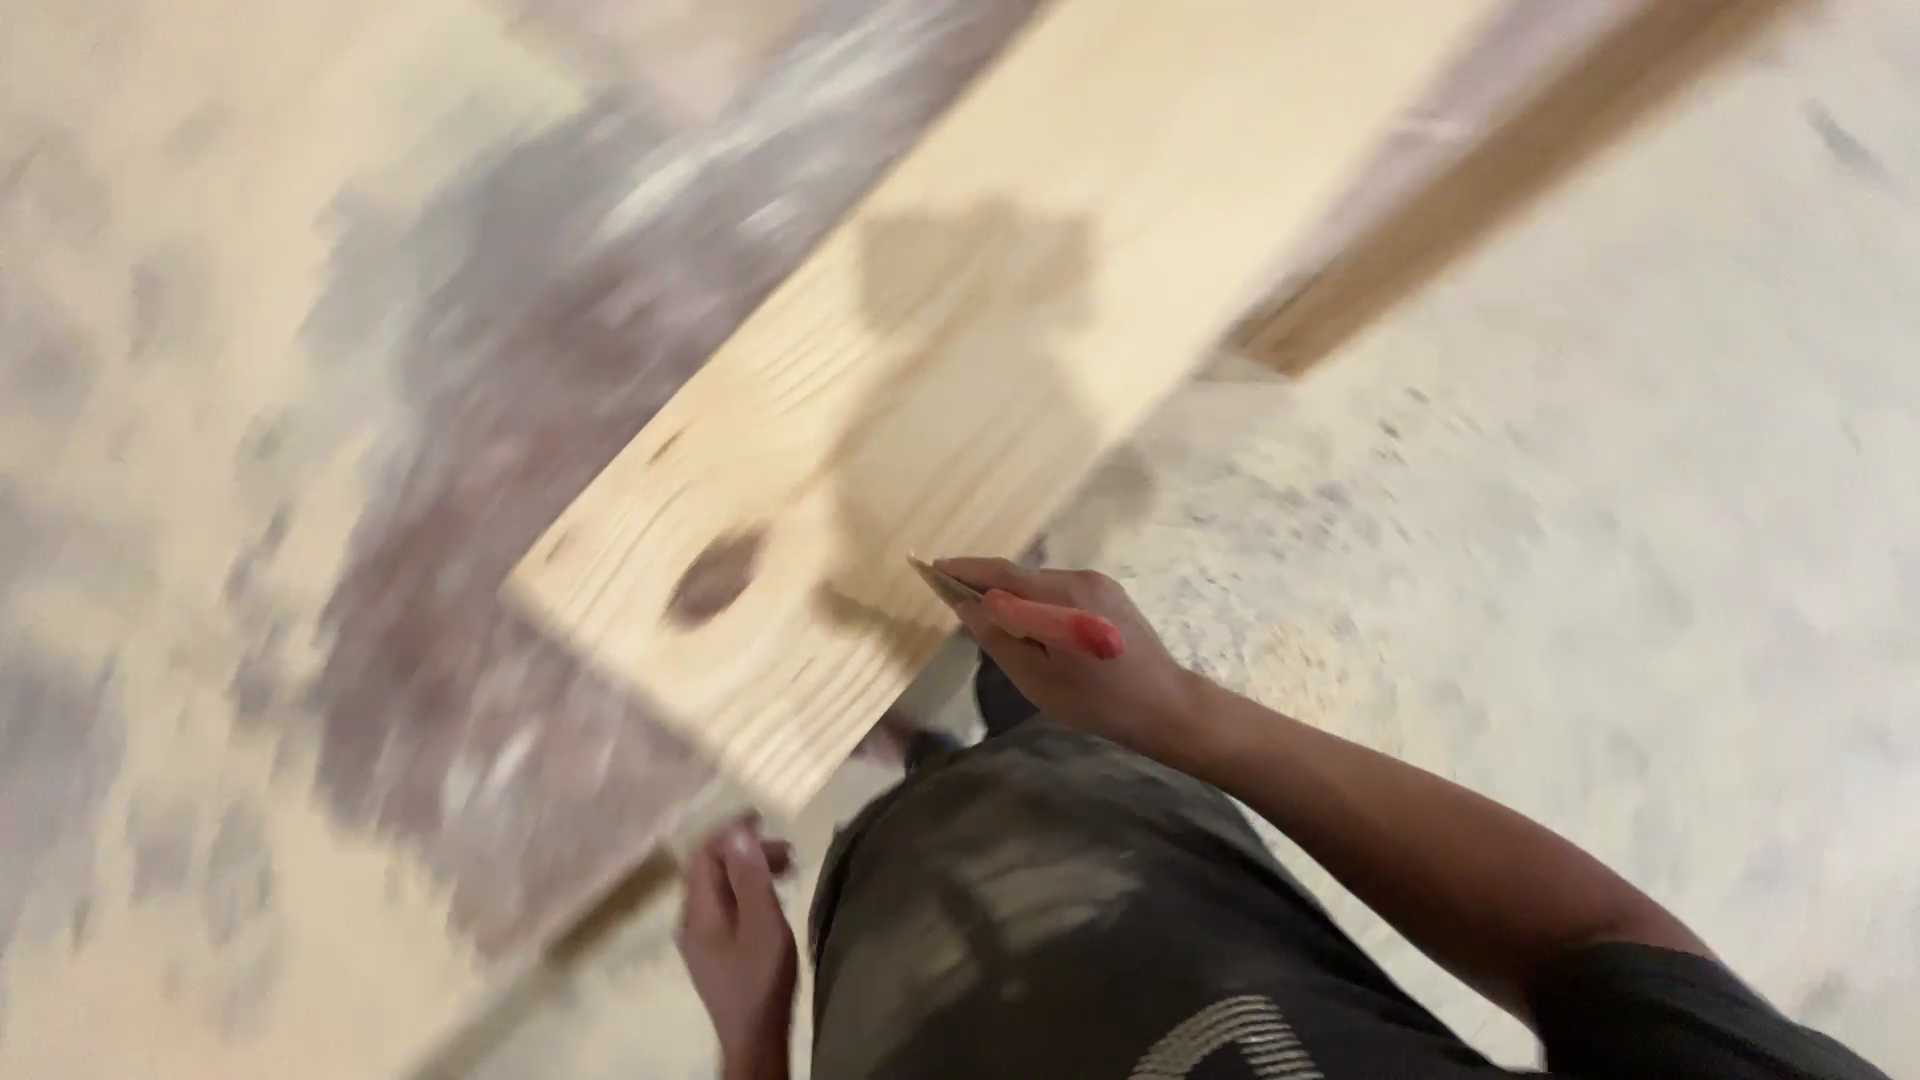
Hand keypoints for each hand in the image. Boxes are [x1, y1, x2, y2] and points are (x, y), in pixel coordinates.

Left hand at [677, 816, 798, 1071]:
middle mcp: (691, 921)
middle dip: (746, 850)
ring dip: (749, 869)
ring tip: (787, 868)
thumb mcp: (763, 921)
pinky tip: (772, 896)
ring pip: (719, 887)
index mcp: (699, 911)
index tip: (762, 817)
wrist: (754, 1037)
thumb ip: (749, 876)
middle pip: (710, 869)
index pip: (704, 854)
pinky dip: (748, 888)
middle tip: (787, 850)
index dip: (730, 831)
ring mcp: (700, 938)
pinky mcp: (713, 950)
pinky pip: (726, 904)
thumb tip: (738, 833)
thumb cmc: (761, 977)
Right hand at [933, 557, 1208, 760]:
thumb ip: (999, 638)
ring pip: (1040, 583)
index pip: (1001, 574)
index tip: (935, 569)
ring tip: (1002, 628)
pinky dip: (1039, 601)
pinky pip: (1060, 589)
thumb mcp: (1037, 679)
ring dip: (1015, 597)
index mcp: (1060, 599)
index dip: (966, 570)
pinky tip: (1039, 628)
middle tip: (959, 604)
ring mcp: (1097, 582)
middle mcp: (1079, 579)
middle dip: (987, 586)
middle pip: (1020, 576)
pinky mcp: (1109, 591)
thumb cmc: (1096, 702)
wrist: (1164, 705)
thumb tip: (967, 605)